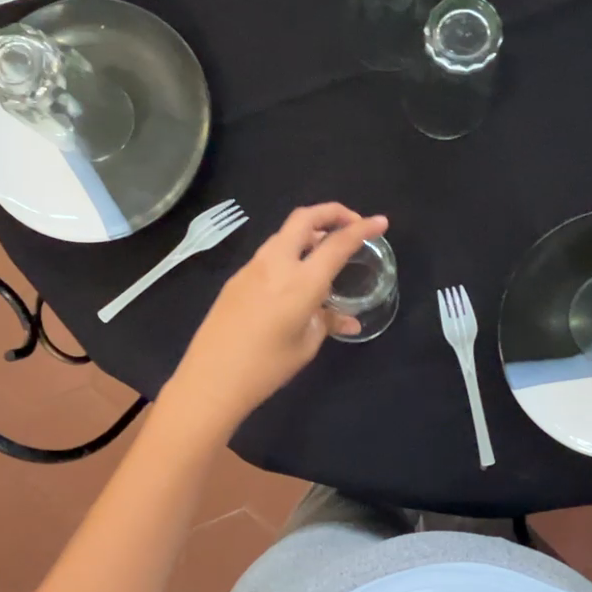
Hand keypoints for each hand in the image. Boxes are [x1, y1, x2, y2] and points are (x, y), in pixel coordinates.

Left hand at [164, 203, 389, 428]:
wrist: (211, 379)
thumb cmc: (266, 368)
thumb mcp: (305, 346)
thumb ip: (327, 323)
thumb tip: (347, 321)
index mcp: (301, 281)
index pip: (338, 243)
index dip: (362, 228)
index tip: (380, 222)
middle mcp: (276, 264)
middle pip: (305, 218)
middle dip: (332, 212)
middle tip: (351, 224)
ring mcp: (252, 268)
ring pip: (284, 234)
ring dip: (309, 231)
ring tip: (325, 248)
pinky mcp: (237, 278)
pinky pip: (269, 253)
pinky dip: (290, 251)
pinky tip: (296, 274)